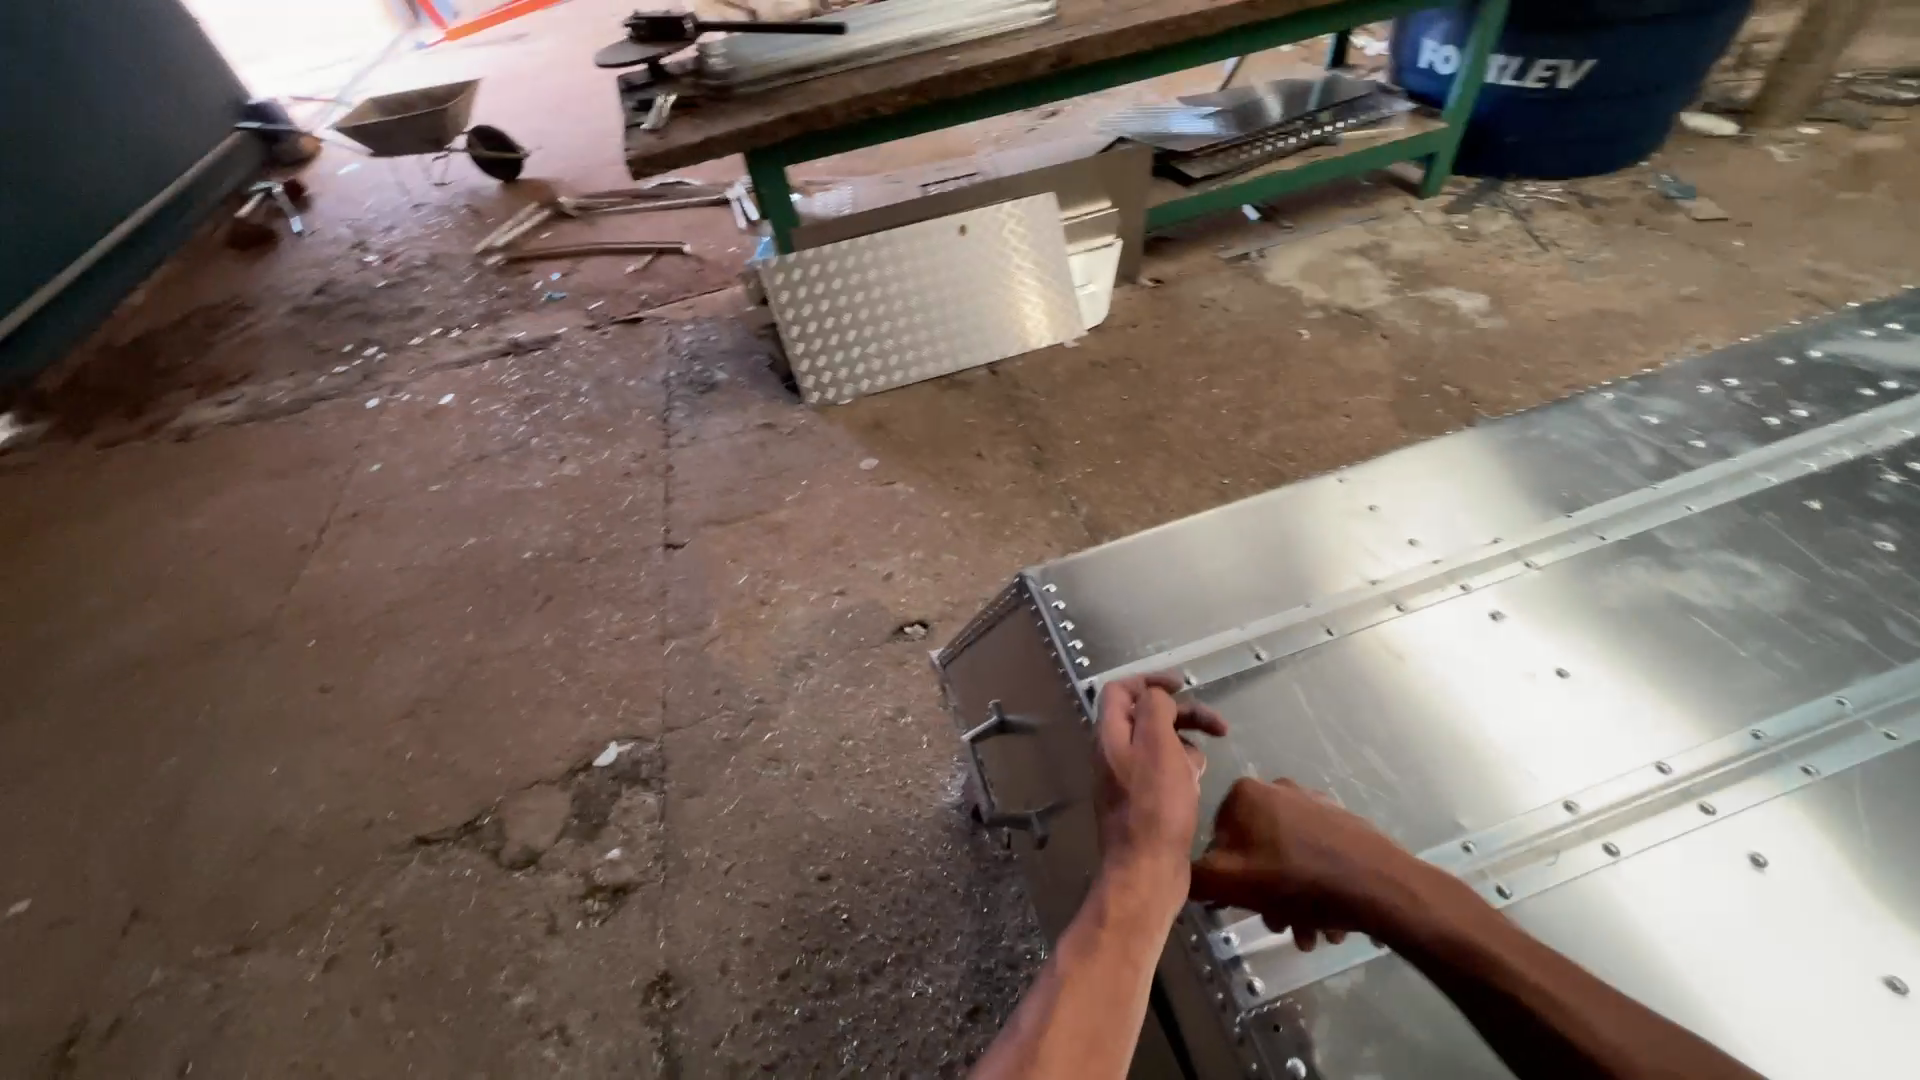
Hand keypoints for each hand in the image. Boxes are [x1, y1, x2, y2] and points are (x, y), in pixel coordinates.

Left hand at [1093, 674, 1227, 905]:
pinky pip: (1164, 773)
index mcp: (1110, 735)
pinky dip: (1182, 771)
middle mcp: (1113, 753)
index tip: (1182, 685)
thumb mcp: (1158, 744)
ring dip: (1185, 745)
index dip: (1150, 680)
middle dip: (1182, 715)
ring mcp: (1126, 780)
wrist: (1147, 870)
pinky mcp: (1143, 803)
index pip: (1120, 690)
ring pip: (1159, 745)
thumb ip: (1155, 709)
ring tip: (1204, 762)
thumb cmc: (1155, 805)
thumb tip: (1157, 698)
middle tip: (1218, 725)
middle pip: (1146, 717)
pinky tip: (1197, 784)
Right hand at [1190, 778, 1434, 950]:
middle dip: (1268, 895)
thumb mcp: (1229, 882)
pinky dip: (1317, 885)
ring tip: (1314, 934)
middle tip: (1283, 928)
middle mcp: (1276, 787)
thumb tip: (1173, 871)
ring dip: (1294, 898)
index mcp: (1244, 793)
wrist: (1378, 885)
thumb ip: (1193, 876)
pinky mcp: (1344, 820)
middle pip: (1258, 850)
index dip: (1231, 878)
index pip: (1220, 839)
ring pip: (1289, 856)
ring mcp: (1314, 802)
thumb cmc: (1295, 879)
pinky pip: (1318, 854)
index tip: (1249, 909)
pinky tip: (1330, 919)